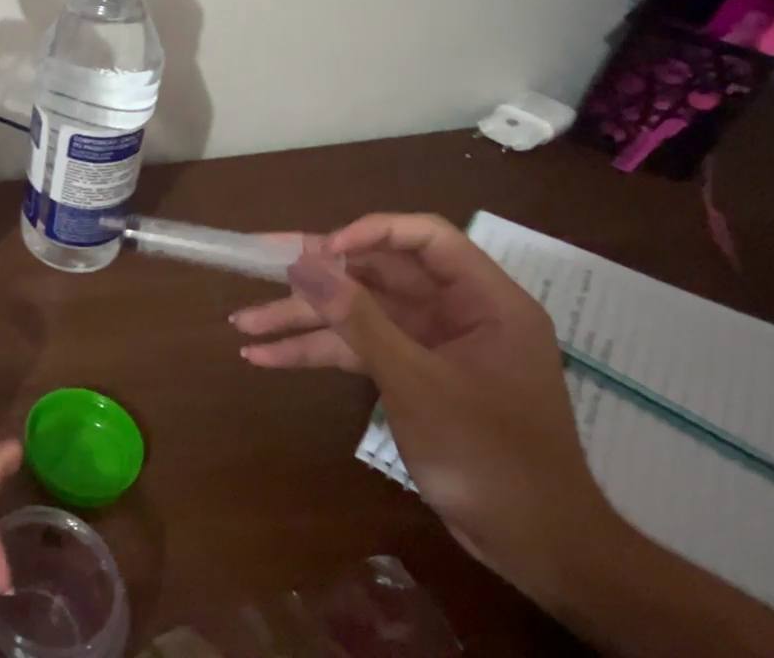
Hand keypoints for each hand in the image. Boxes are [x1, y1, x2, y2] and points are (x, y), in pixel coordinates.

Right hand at [231, 214, 619, 602]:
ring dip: (301, 320)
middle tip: (254, 268)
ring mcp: (431, 346)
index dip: (369, 233)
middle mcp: (457, 314)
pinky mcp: (410, 376)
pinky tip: (265, 358)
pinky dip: (314, 353)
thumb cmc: (490, 454)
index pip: (426, 238)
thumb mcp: (416, 381)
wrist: (532, 541)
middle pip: (377, 276)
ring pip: (357, 315)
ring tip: (241, 325)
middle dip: (314, 279)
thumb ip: (358, 319)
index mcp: (484, 301)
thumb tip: (303, 264)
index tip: (317, 251)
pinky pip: (356, 351)